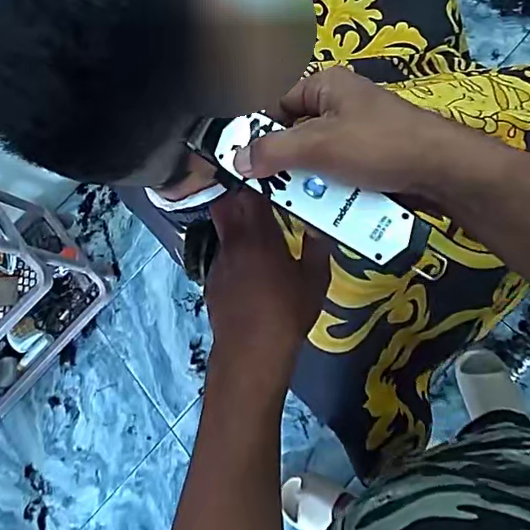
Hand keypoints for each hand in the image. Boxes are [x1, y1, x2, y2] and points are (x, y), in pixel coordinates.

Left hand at [202, 188, 329, 393]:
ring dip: (236, 225)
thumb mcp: (315, 280)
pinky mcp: (212, 281)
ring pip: (222, 230)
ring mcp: (219, 262)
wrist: (251, 352)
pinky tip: (250, 270)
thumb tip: (317, 227)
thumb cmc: (288, 313)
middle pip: (225, 204)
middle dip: (239, 196)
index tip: (271, 178)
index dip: (258, 182)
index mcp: (260, 235)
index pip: (251, 194)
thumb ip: (316, 248)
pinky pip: (222, 255)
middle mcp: (234, 242)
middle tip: (260, 198)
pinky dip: (234, 253)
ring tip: (258, 234)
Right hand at [234, 67, 490, 197]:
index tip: (244, 162)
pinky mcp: (373, 161)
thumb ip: (273, 152)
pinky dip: (333, 194)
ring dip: (311, 188)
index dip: (259, 132)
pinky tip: (330, 216)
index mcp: (326, 86)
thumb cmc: (379, 146)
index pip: (277, 104)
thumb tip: (236, 159)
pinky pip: (341, 176)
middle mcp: (341, 106)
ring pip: (318, 163)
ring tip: (305, 211)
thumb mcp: (319, 146)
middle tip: (273, 193)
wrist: (444, 171)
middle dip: (287, 169)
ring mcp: (359, 135)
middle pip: (296, 138)